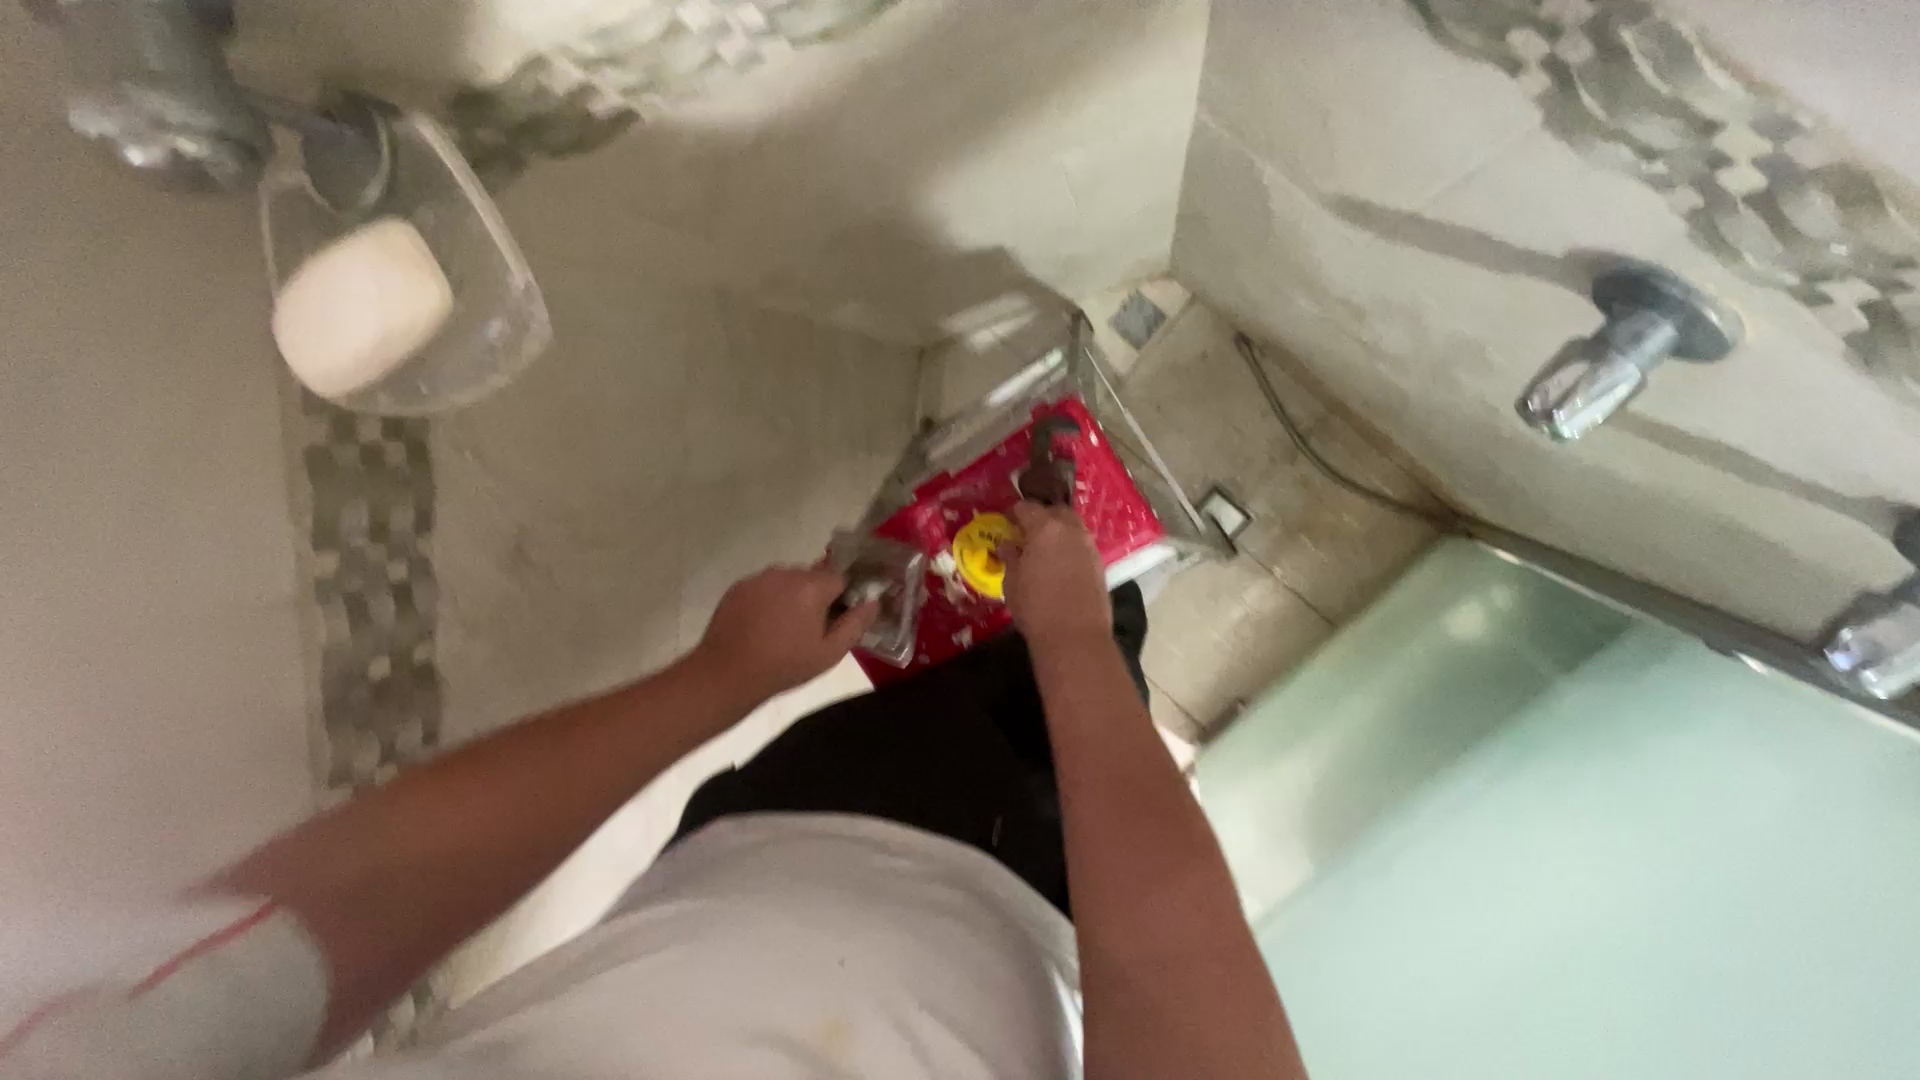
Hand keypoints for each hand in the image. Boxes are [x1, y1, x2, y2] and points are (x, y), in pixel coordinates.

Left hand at [689, 566, 878, 703]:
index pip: (841, 578)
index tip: (836, 620)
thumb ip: (856, 624)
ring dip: (792, 597)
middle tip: (810, 629)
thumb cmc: (784, 666)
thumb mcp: (829, 653)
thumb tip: (873, 601)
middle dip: (816, 596)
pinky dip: (768, 600)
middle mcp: (785, 573)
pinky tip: (762, 626)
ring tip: (783, 629)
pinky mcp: (738, 587)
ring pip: (788, 580)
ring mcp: (759, 578)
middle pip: (813, 576)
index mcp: (811, 587)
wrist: (726, 674)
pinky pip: (764, 587)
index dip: (843, 598)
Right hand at [1001, 501, 1111, 647]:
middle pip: (1056, 511)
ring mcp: (1089, 546)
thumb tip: (1007, 545)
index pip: (1027, 508)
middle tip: (1028, 532)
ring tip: (1045, 549)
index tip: (1007, 522)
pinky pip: (1082, 545)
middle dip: (1042, 516)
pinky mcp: (1100, 564)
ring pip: (1073, 527)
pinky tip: (1061, 564)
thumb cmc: (1036, 608)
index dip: (1015, 512)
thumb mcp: (1012, 582)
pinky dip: (1070, 547)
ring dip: (1059, 531)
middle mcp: (1070, 530)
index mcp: (1045, 529)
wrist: (1075, 636)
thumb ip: (1010, 558)